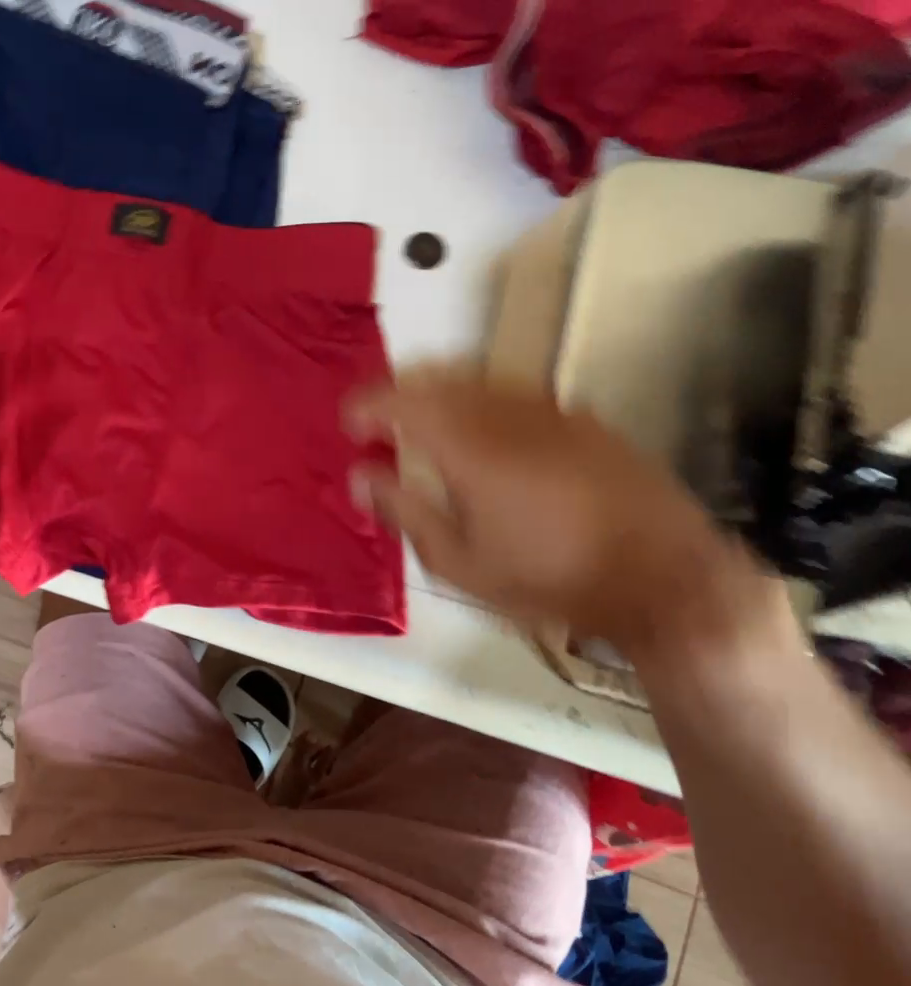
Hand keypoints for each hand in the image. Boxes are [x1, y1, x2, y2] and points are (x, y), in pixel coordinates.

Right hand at [343, 369, 765, 656]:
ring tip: (424, 412)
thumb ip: (404, 511)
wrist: (666, 580)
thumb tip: (360, 475)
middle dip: (403, 386)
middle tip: (380, 411)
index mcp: (473, 452)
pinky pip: (521, 393)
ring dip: (444, 387)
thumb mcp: (458, 562)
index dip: (371, 404)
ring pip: (485, 378)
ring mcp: (556, 416)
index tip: (350, 422)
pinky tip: (483, 426)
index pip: (407, 403)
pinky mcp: (589, 424)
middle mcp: (512, 419)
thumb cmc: (548, 579)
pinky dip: (485, 398)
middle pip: (445, 376)